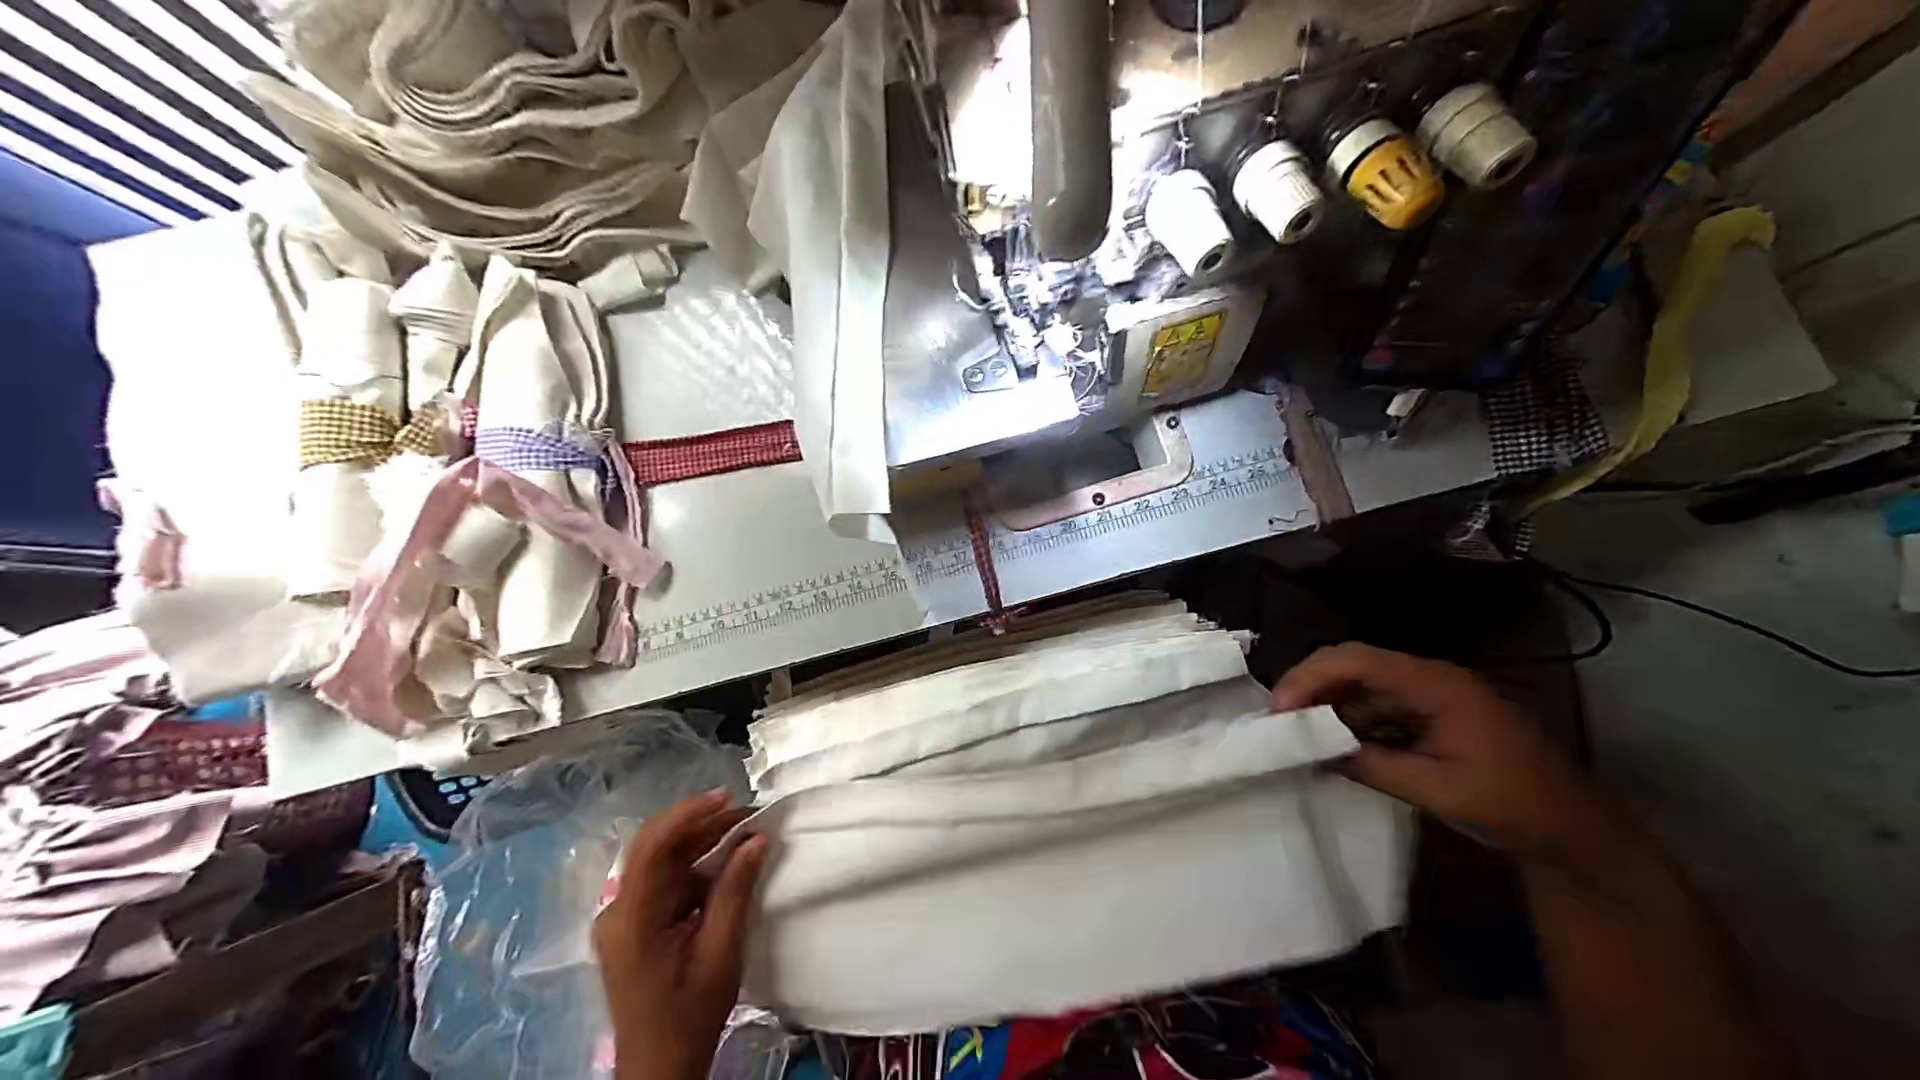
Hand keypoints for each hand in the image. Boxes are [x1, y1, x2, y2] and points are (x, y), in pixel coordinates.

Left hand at [594, 790, 770, 1079]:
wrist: (660, 1068)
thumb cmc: (690, 1014)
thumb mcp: (721, 952)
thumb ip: (735, 891)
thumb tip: (757, 839)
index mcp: (631, 919)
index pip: (651, 846)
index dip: (688, 814)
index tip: (727, 797)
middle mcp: (619, 910)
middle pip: (656, 848)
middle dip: (702, 824)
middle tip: (747, 813)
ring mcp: (624, 917)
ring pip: (663, 861)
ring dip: (702, 842)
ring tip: (744, 829)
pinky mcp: (635, 925)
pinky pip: (666, 881)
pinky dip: (697, 866)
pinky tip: (727, 861)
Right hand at [1274, 642, 1604, 851]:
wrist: (1573, 829)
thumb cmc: (1513, 804)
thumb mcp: (1438, 791)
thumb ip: (1374, 766)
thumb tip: (1314, 752)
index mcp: (1436, 684)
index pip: (1357, 660)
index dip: (1310, 677)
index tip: (1280, 709)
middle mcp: (1429, 676)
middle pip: (1353, 661)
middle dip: (1310, 683)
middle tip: (1278, 716)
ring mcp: (1430, 692)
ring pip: (1360, 680)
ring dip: (1326, 700)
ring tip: (1296, 729)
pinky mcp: (1429, 711)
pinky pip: (1375, 701)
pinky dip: (1347, 715)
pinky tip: (1331, 739)